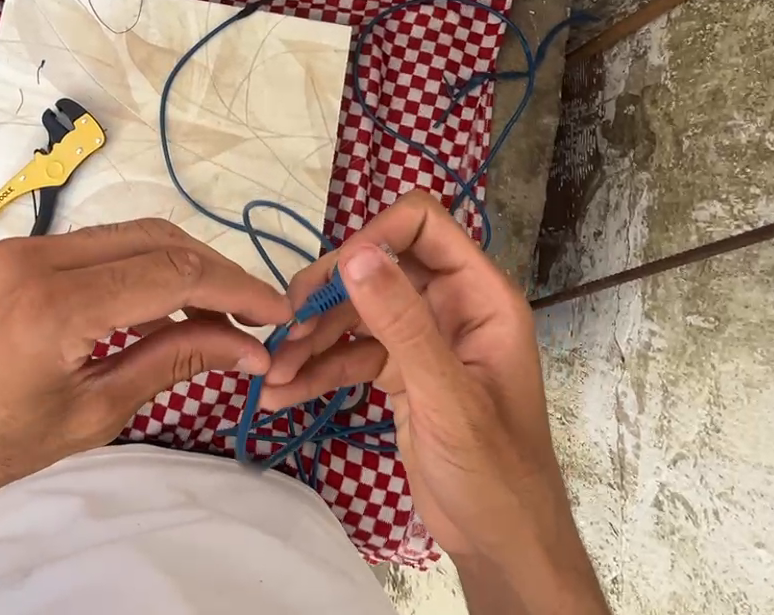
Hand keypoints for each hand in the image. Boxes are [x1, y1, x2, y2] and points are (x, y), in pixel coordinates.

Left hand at [0, 219, 292, 614]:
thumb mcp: (92, 413)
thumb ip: (172, 362)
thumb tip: (246, 347)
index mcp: (55, 305)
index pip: (170, 274)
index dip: (234, 288)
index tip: (276, 315)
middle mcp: (38, 256)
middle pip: (154, 240)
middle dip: (213, 272)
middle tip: (253, 314)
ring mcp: (23, 246)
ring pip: (128, 234)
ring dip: (180, 264)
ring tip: (219, 309)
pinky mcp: (18, 250)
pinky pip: (98, 244)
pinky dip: (141, 264)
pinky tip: (165, 298)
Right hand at [259, 191, 606, 613]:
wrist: (502, 547)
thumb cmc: (494, 474)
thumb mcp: (446, 398)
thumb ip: (402, 323)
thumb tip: (353, 255)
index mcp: (478, 296)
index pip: (422, 225)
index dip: (374, 236)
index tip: (335, 277)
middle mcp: (447, 305)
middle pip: (374, 267)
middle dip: (327, 296)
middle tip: (285, 326)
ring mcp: (419, 337)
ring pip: (353, 312)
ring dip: (310, 339)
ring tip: (272, 371)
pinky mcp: (397, 369)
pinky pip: (348, 353)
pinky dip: (315, 369)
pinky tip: (280, 391)